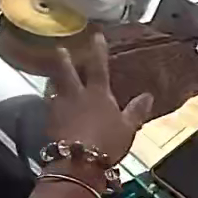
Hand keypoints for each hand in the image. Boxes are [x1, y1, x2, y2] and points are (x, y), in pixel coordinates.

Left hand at [46, 32, 153, 173]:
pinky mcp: (49, 121)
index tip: (95, 35)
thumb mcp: (128, 128)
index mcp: (97, 93)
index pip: (98, 66)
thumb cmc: (107, 143)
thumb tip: (148, 95)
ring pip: (54, 87)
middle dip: (64, 59)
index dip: (97, 50)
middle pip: (67, 72)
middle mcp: (76, 95)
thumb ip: (136, 110)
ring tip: (52, 76)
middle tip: (60, 49)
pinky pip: (49, 105)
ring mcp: (60, 107)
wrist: (78, 161)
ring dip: (53, 79)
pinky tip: (50, 103)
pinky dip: (50, 100)